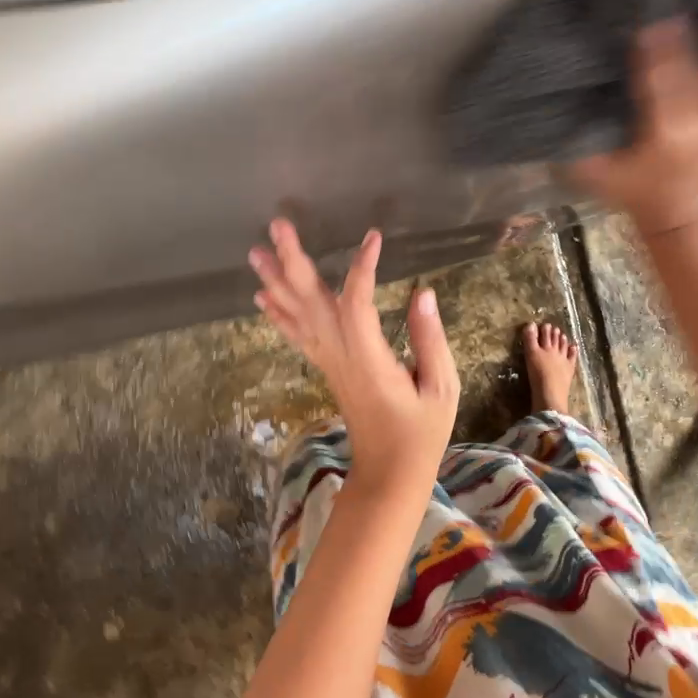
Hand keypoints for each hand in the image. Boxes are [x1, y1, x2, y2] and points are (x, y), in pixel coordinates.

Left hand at [250, 219, 459, 493]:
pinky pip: (296, 334)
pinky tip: (262, 294)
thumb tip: (423, 293)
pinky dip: (278, 312)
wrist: (388, 472)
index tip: (373, 237)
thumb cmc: (420, 432)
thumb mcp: (442, 388)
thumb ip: (431, 340)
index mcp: (369, 359)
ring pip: (296, 315)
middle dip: (293, 261)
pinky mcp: (326, 368)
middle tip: (278, 225)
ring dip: (276, 281)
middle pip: (310, 302)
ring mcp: (328, 362)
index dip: (361, 268)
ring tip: (256, 251)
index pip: (356, 304)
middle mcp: (339, 356)